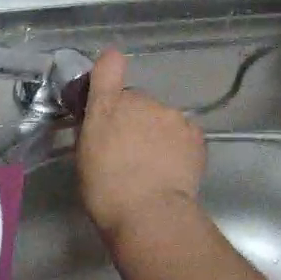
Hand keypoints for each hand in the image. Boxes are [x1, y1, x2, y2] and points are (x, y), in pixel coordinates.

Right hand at [77, 49, 205, 245]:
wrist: (148, 212)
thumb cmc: (103, 189)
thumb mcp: (84, 155)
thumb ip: (94, 130)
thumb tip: (102, 124)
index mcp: (106, 108)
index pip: (109, 67)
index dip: (109, 68)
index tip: (107, 75)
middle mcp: (141, 102)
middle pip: (136, 101)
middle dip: (131, 117)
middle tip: (126, 149)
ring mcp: (172, 116)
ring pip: (160, 117)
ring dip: (155, 131)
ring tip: (150, 164)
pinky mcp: (196, 134)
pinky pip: (181, 133)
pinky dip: (175, 145)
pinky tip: (170, 168)